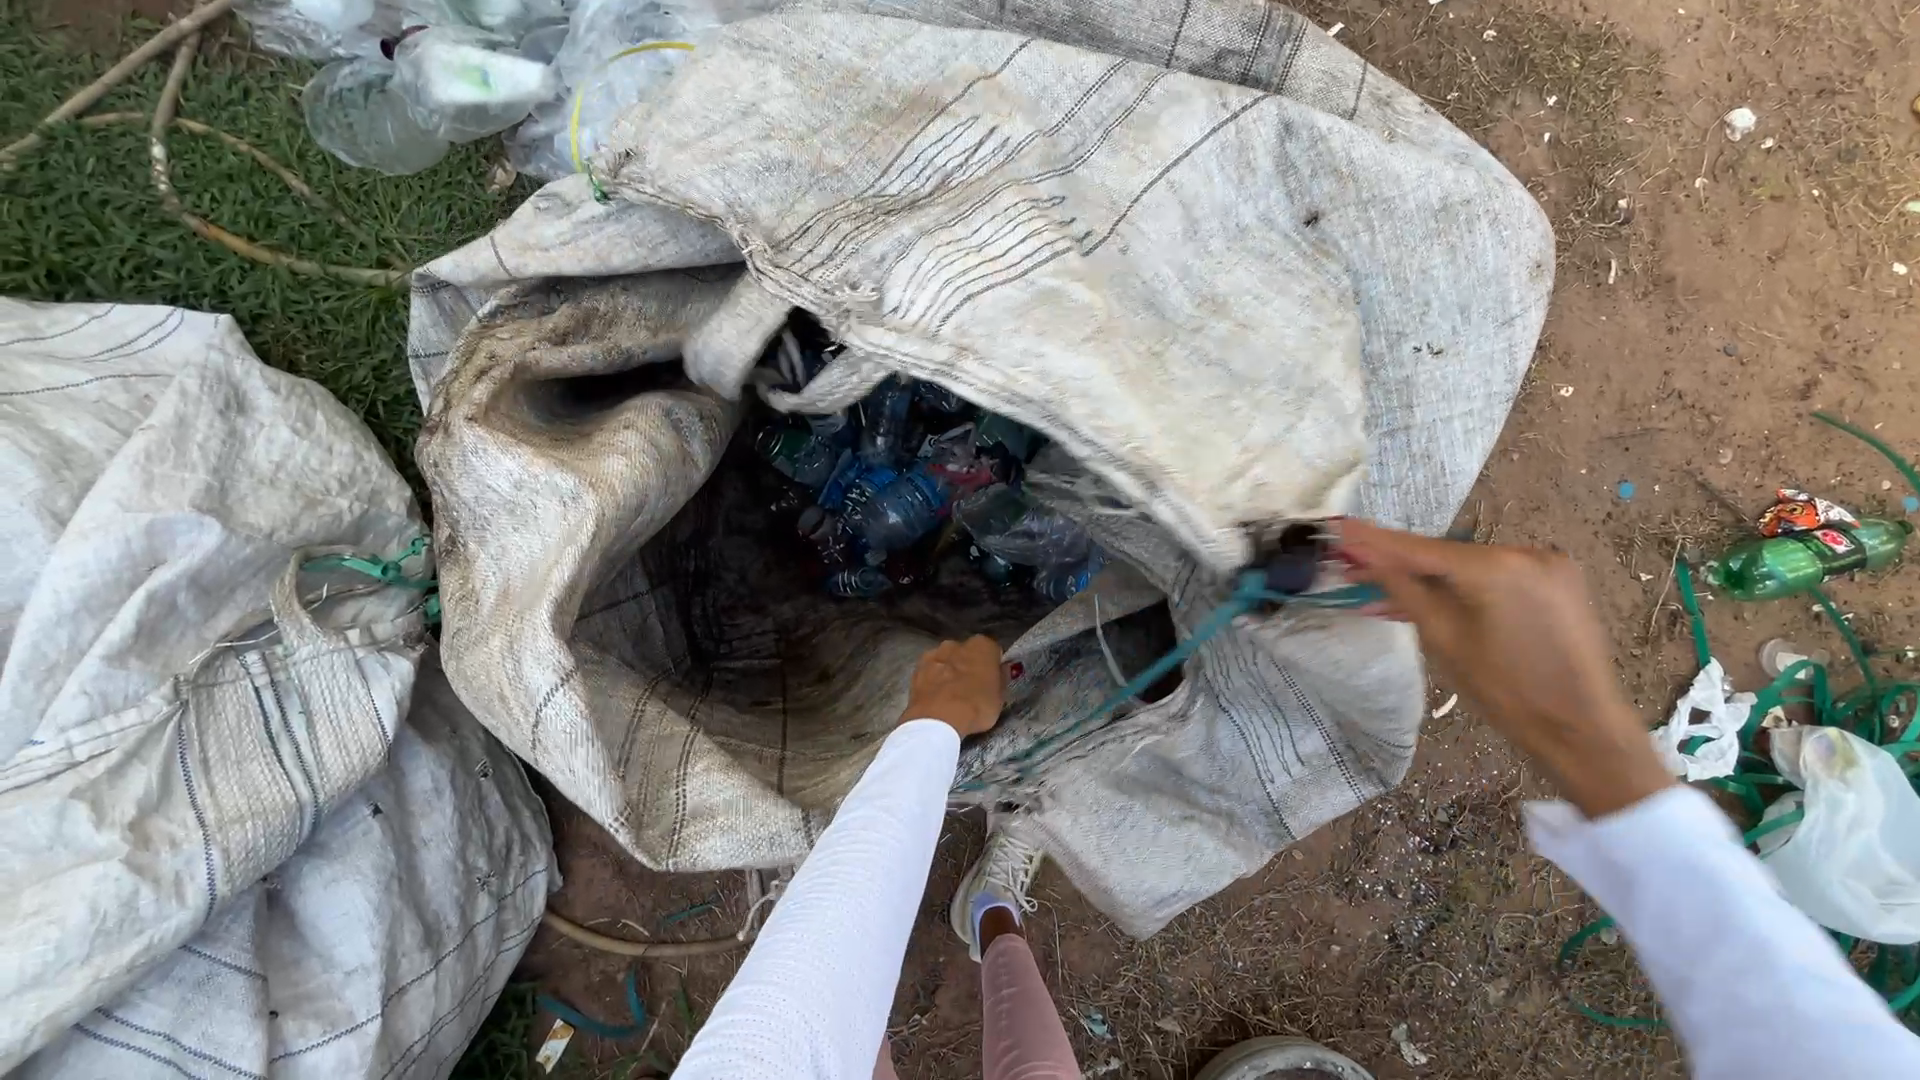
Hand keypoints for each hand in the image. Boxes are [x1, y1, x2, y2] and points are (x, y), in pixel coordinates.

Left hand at [901, 636, 1005, 737]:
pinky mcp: (916, 669)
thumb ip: (1001, 678)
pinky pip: (930, 672)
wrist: (937, 719)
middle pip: (966, 653)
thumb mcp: (1000, 698)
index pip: (992, 651)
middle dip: (968, 666)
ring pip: (946, 661)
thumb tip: (1001, 668)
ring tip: (950, 696)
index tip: (991, 681)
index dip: (992, 667)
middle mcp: (956, 643)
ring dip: (949, 671)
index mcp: (982, 645)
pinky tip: (936, 698)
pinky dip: (933, 680)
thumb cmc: (976, 706)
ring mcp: (934, 654)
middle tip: (971, 689)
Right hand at [1338, 520, 1673, 817]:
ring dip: (1429, 578)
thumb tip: (1362, 556)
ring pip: (1468, 566)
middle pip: (1444, 555)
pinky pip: (1495, 576)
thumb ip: (1401, 588)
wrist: (1581, 728)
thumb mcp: (1441, 638)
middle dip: (1399, 564)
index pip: (1418, 548)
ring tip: (1387, 592)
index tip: (1339, 527)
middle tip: (1353, 568)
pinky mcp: (1559, 582)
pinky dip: (1462, 585)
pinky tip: (1434, 598)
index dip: (1373, 541)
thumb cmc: (1503, 690)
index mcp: (1496, 566)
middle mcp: (1526, 552)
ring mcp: (1548, 564)